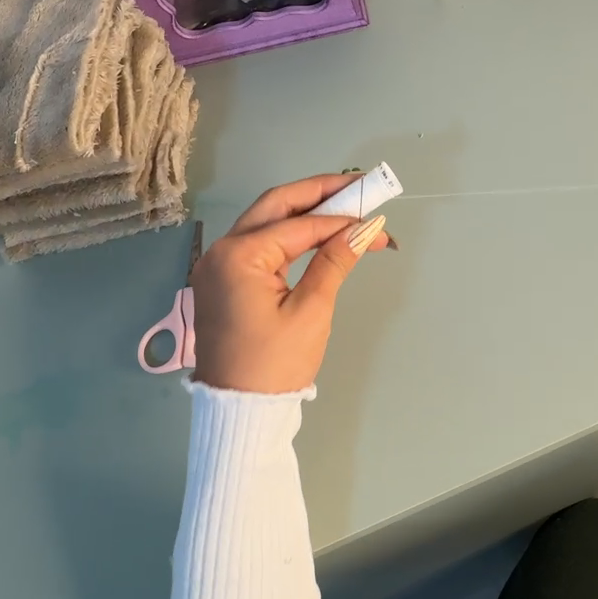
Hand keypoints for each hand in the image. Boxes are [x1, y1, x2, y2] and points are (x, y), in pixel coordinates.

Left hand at [189, 173, 392, 393]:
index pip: (300, 224)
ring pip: (267, 221)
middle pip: (276, 205)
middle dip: (319, 193)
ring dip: (305, 211)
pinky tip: (318, 234)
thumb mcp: (311, 310)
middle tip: (359, 186)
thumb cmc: (275, 364)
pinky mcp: (225, 280)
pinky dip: (291, 235)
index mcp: (239, 255)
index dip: (343, 218)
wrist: (238, 412)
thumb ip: (336, 261)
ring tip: (346, 205)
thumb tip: (366, 228)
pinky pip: (260, 244)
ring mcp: (219, 265)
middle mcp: (222, 251)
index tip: (378, 218)